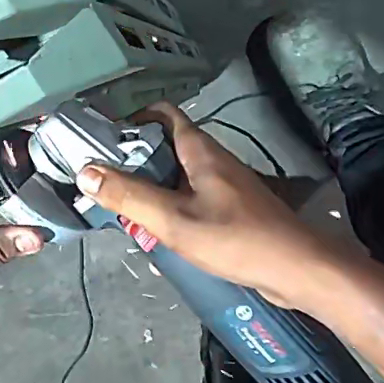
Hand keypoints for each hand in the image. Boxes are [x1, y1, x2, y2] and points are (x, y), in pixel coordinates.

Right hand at [76, 104, 351, 309]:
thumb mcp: (174, 219)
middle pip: (165, 146)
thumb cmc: (235, 238)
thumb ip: (129, 196)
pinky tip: (159, 234)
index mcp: (199, 150)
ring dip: (150, 190)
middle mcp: (211, 159)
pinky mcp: (231, 207)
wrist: (297, 268)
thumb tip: (86, 172)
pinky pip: (191, 198)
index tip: (103, 141)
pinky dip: (170, 208)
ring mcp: (224, 183)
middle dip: (134, 162)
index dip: (131, 120)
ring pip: (176, 176)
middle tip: (106, 185)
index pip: (162, 114)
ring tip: (125, 212)